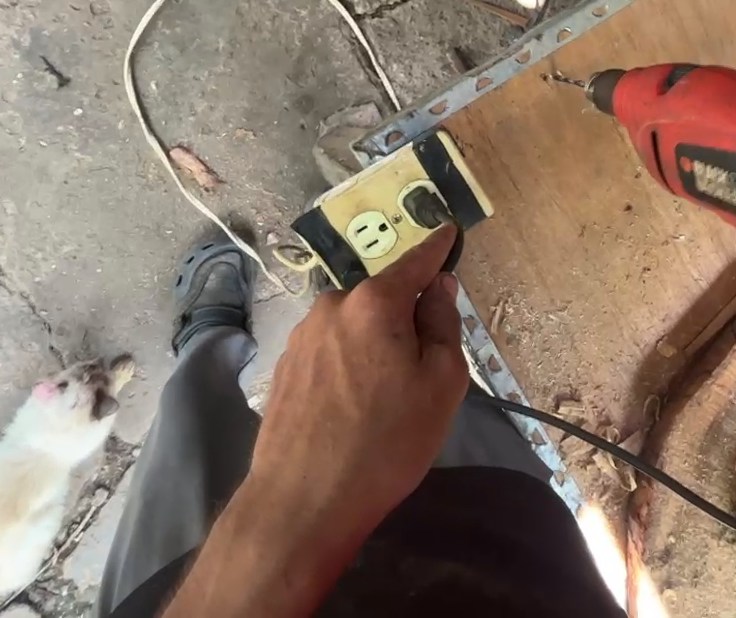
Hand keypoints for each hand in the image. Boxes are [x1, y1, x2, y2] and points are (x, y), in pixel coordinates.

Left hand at [241, 228, 469, 553]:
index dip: (437, 248)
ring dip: (375, 344)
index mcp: (373, 302)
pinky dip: (350, 364)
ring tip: (384, 399)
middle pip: (384, 299)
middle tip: (422, 369)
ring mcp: (302, 335)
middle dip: (406, 319)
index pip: (416, 261)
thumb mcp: (440, 383)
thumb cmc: (385, 441)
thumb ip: (443, 324)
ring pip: (356, 326)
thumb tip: (438, 288)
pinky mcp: (285, 366)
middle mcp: (333, 305)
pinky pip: (332, 349)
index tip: (450, 230)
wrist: (301, 504)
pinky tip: (353, 408)